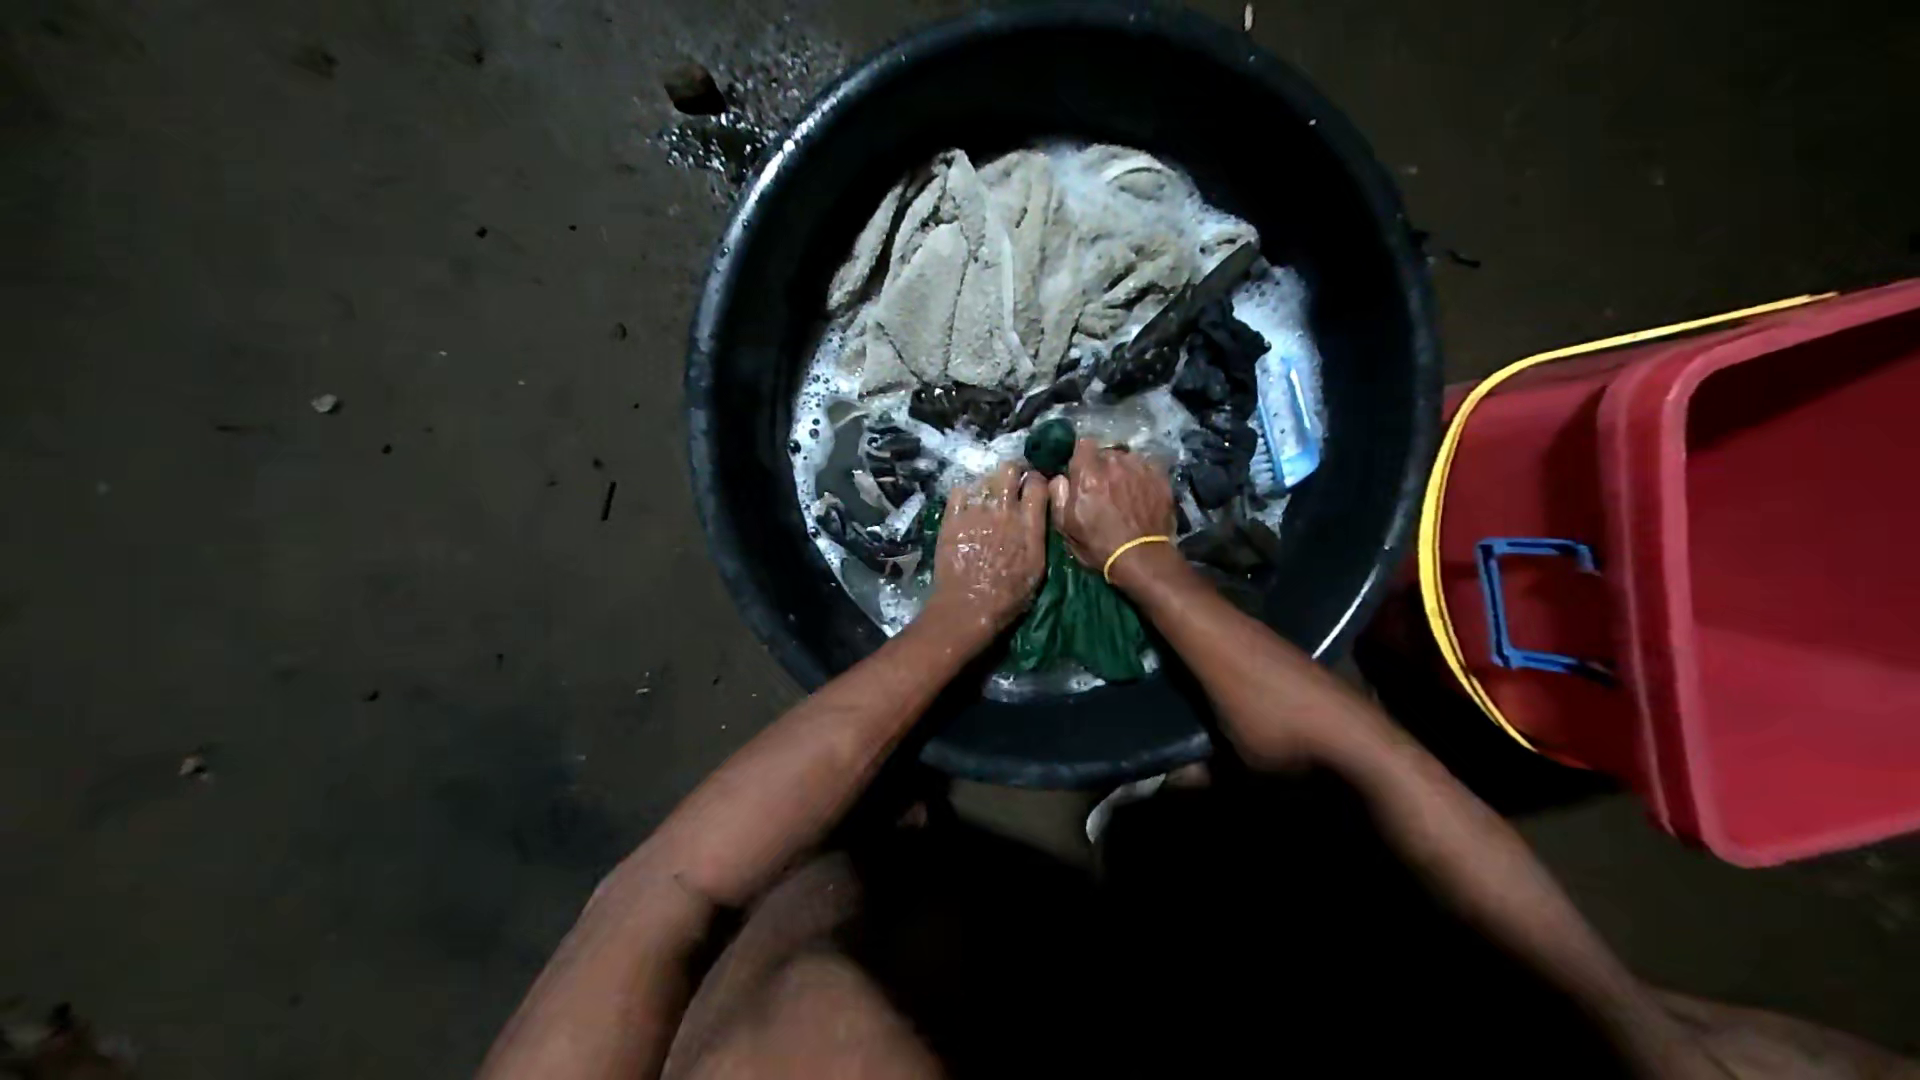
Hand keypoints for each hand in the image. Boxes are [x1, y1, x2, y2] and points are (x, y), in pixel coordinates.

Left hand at [922, 461, 1047, 641]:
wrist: (967, 606)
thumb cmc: (1008, 595)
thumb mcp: (1037, 566)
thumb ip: (1040, 532)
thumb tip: (1039, 510)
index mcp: (1028, 524)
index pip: (1037, 483)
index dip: (1037, 480)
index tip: (1033, 485)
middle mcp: (1003, 510)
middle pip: (1009, 469)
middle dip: (1013, 471)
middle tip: (1012, 482)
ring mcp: (975, 511)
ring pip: (984, 478)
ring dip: (990, 483)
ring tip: (989, 496)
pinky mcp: (952, 517)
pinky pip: (959, 491)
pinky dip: (966, 493)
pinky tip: (968, 505)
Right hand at [1048, 439, 1176, 575]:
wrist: (1141, 558)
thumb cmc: (1098, 545)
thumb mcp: (1065, 526)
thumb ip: (1058, 494)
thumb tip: (1059, 477)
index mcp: (1088, 473)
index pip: (1083, 444)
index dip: (1081, 457)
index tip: (1081, 471)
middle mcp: (1115, 463)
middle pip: (1107, 452)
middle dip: (1103, 465)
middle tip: (1103, 486)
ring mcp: (1141, 468)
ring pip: (1128, 459)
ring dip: (1124, 470)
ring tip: (1125, 490)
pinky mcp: (1161, 477)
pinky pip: (1148, 467)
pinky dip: (1142, 476)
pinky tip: (1142, 493)